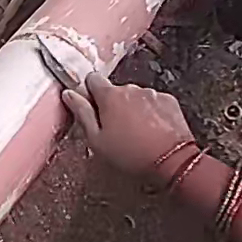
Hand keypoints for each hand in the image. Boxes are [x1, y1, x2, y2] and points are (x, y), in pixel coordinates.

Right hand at [61, 72, 195, 181]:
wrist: (172, 162)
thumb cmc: (131, 154)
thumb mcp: (96, 140)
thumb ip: (81, 113)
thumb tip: (69, 94)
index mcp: (109, 96)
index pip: (92, 79)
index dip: (89, 92)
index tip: (91, 107)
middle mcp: (131, 89)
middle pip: (114, 90)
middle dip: (112, 104)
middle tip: (114, 128)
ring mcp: (151, 94)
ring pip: (134, 96)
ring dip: (131, 108)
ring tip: (135, 132)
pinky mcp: (168, 101)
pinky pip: (152, 102)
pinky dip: (150, 112)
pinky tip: (150, 130)